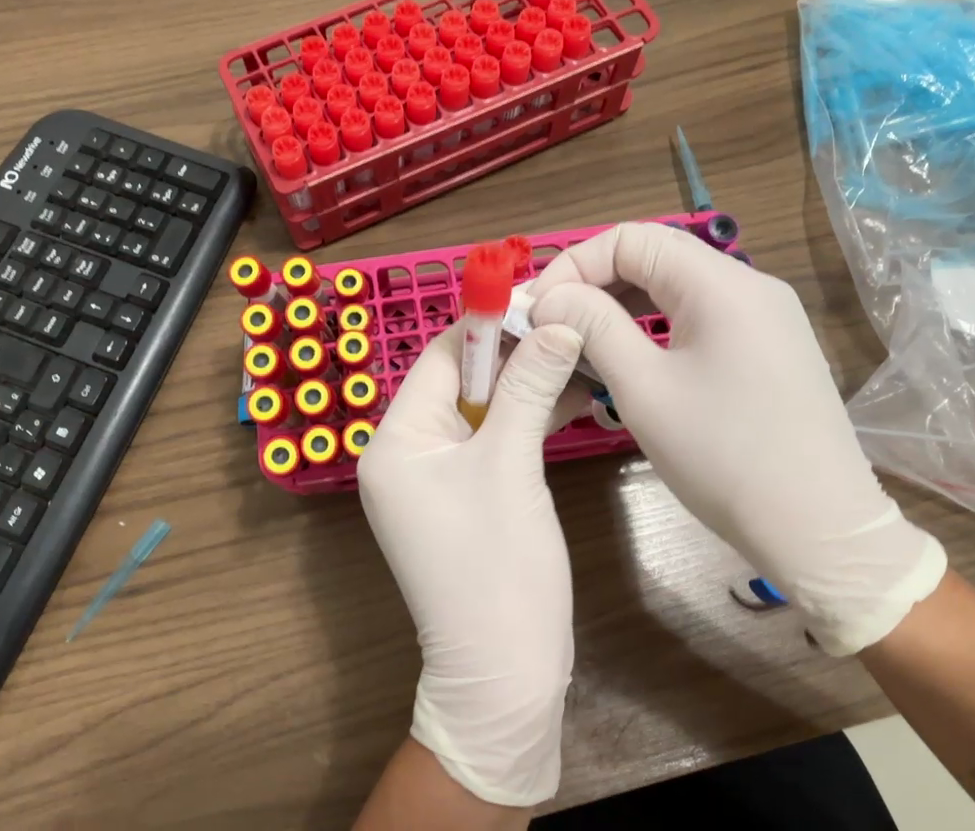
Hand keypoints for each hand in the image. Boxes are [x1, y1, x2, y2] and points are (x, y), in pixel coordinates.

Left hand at [358, 323, 586, 806]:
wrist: (504, 677)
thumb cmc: (497, 567)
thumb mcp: (511, 466)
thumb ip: (529, 388)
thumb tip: (558, 323)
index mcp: (394, 442)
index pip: (438, 359)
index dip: (487, 326)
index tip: (540, 297)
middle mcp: (402, 456)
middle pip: (458, 383)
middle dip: (512, 356)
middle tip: (569, 324)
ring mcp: (431, 483)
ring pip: (479, 413)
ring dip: (524, 387)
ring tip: (579, 353)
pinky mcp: (461, 502)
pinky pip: (487, 445)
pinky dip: (522, 423)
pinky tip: (570, 397)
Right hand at [527, 222, 946, 654]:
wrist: (819, 529)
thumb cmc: (723, 457)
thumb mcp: (644, 390)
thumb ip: (593, 328)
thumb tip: (551, 297)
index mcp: (722, 285)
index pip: (631, 238)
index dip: (574, 263)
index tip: (538, 308)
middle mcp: (750, 286)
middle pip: (656, 256)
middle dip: (594, 282)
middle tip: (550, 324)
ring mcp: (767, 318)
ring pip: (677, 287)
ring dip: (622, 305)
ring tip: (580, 342)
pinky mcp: (771, 348)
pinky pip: (701, 316)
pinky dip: (656, 326)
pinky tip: (629, 358)